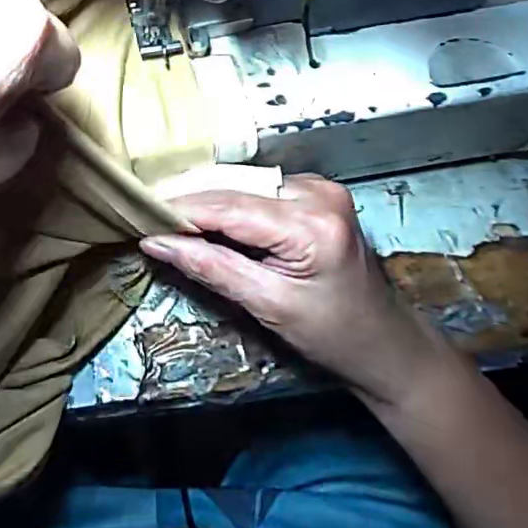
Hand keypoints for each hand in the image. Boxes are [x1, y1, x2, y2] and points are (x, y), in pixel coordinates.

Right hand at [141, 176, 455, 406]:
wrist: (386, 342)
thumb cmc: (332, 335)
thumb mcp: (267, 305)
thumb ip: (211, 268)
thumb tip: (157, 242)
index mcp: (311, 224)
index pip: (230, 207)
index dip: (182, 210)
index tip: (142, 216)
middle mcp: (319, 192)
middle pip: (237, 189)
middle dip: (192, 202)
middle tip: (150, 216)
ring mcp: (322, 188)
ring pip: (246, 185)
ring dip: (211, 201)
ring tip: (172, 217)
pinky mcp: (319, 191)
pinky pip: (262, 190)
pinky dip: (234, 203)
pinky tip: (211, 218)